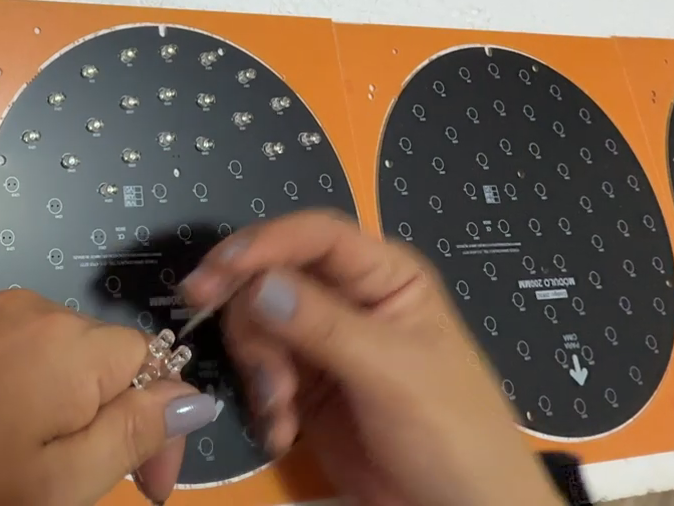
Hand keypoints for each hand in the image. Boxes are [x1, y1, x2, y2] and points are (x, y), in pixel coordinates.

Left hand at [0, 289, 222, 505]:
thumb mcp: (62, 482)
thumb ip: (134, 432)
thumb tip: (196, 395)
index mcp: (70, 341)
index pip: (149, 357)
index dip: (160, 419)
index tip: (149, 487)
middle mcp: (36, 306)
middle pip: (104, 351)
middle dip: (114, 411)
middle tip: (90, 480)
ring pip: (62, 349)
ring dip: (71, 399)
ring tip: (41, 457)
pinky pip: (19, 342)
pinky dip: (30, 381)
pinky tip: (1, 425)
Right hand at [181, 212, 556, 505]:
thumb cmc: (454, 438)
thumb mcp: (393, 376)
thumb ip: (323, 326)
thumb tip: (256, 284)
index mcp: (381, 273)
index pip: (314, 235)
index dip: (265, 243)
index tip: (219, 270)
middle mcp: (344, 293)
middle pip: (270, 272)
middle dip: (251, 314)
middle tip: (230, 343)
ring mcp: (318, 336)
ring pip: (254, 317)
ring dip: (258, 364)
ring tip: (279, 409)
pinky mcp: (301, 378)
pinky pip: (257, 365)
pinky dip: (260, 396)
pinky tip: (281, 431)